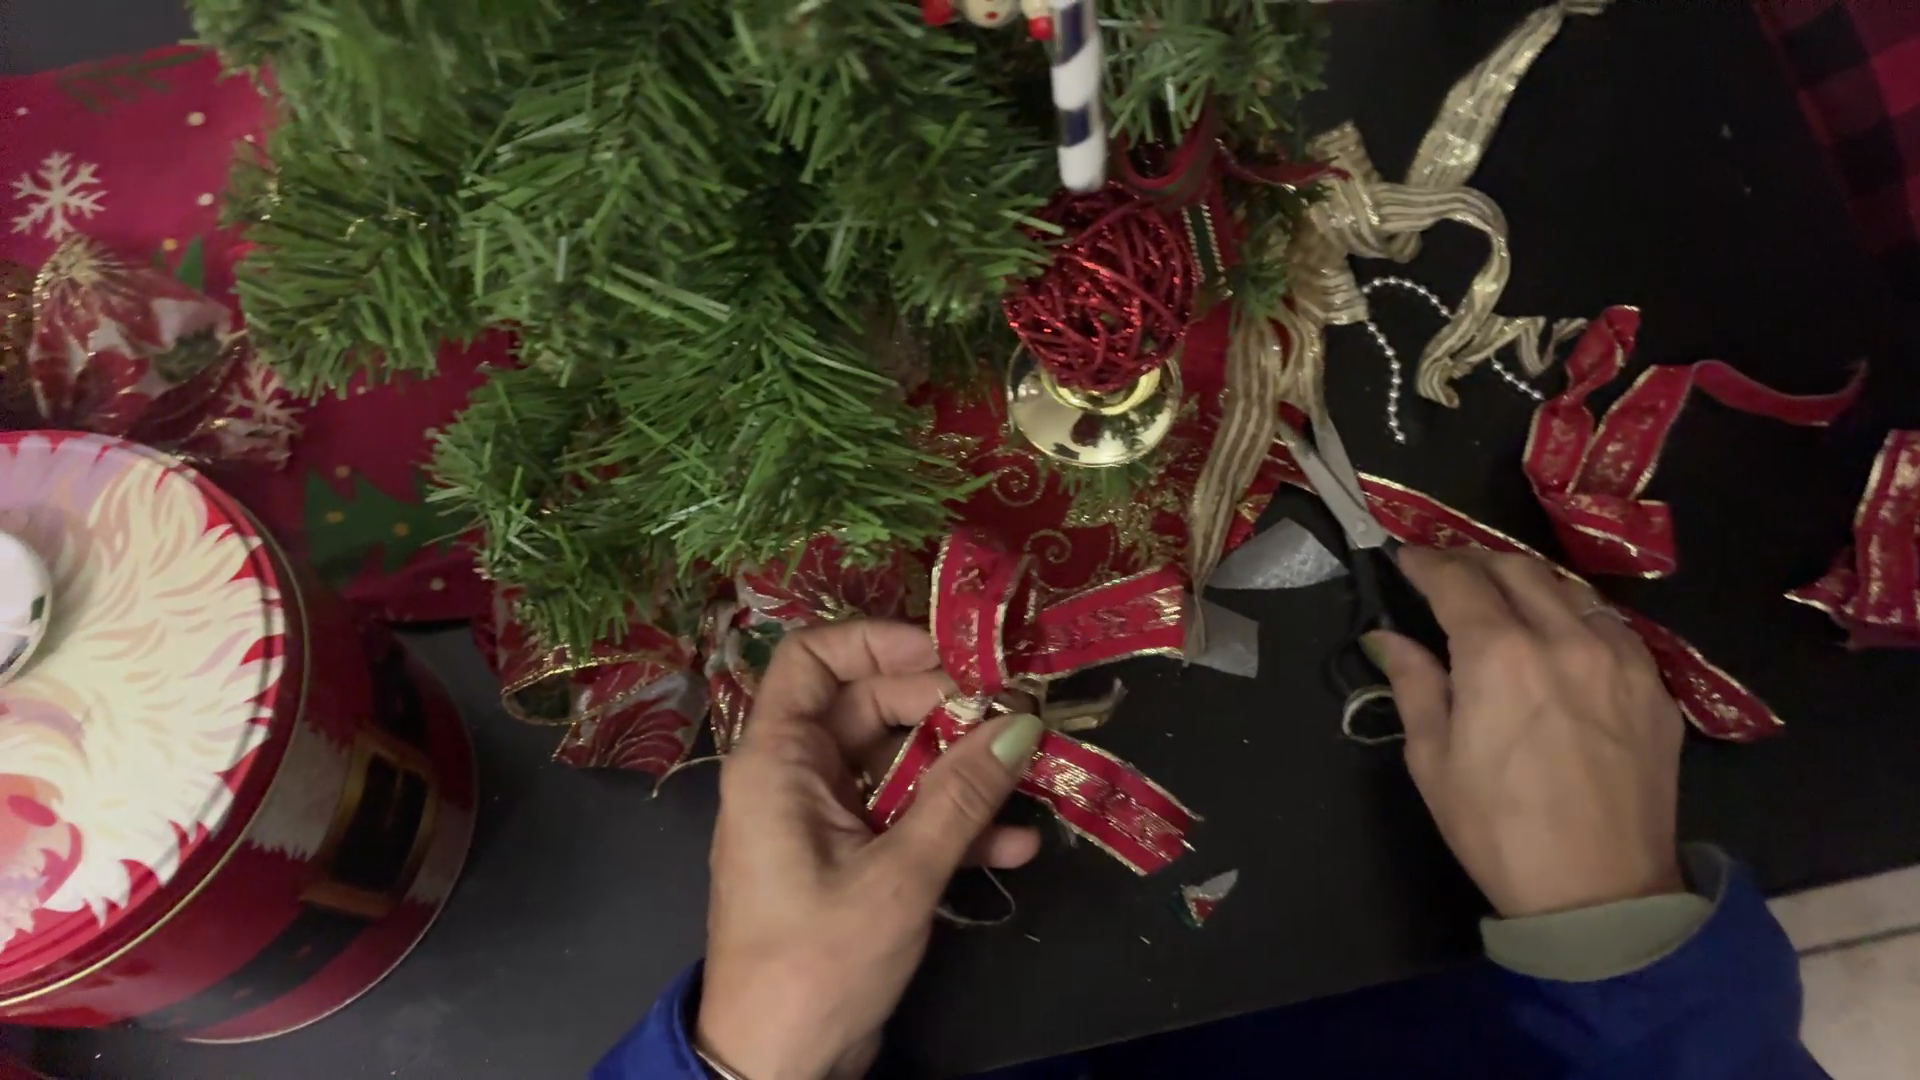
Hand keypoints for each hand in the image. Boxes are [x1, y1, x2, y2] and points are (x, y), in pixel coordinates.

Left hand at [696, 620, 1045, 1079]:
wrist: (777, 1073)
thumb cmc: (819, 963)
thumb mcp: (901, 874)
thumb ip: (962, 795)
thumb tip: (1021, 724)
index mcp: (779, 759)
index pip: (814, 658)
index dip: (878, 642)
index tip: (948, 654)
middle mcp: (797, 772)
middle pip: (869, 704)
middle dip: (942, 708)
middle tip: (1009, 716)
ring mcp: (825, 813)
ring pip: (896, 759)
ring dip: (958, 765)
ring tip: (1025, 768)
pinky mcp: (850, 852)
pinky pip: (902, 812)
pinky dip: (951, 821)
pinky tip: (1014, 844)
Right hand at [1364, 547, 1686, 918]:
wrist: (1601, 894)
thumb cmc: (1493, 824)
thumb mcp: (1430, 754)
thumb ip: (1412, 681)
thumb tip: (1388, 637)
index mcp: (1499, 657)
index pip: (1456, 580)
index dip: (1424, 562)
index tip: (1403, 557)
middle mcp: (1565, 641)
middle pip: (1515, 569)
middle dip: (1470, 559)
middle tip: (1442, 570)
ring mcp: (1621, 661)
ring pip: (1567, 587)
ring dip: (1522, 579)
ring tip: (1494, 592)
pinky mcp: (1654, 688)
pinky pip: (1609, 623)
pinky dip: (1571, 610)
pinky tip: (1554, 630)